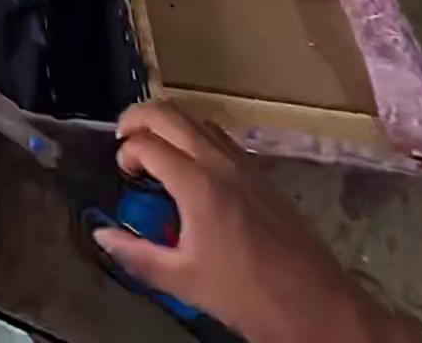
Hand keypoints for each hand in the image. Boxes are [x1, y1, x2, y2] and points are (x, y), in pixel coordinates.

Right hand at [93, 102, 420, 342]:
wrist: (321, 308)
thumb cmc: (249, 296)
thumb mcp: (186, 282)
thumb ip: (138, 256)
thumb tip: (100, 234)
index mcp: (196, 183)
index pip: (146, 143)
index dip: (126, 152)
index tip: (123, 174)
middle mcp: (217, 160)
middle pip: (167, 113)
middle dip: (136, 117)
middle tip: (123, 139)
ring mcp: (241, 160)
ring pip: (193, 116)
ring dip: (165, 120)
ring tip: (151, 143)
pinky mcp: (258, 169)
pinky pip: (216, 131)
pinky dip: (192, 130)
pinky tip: (190, 158)